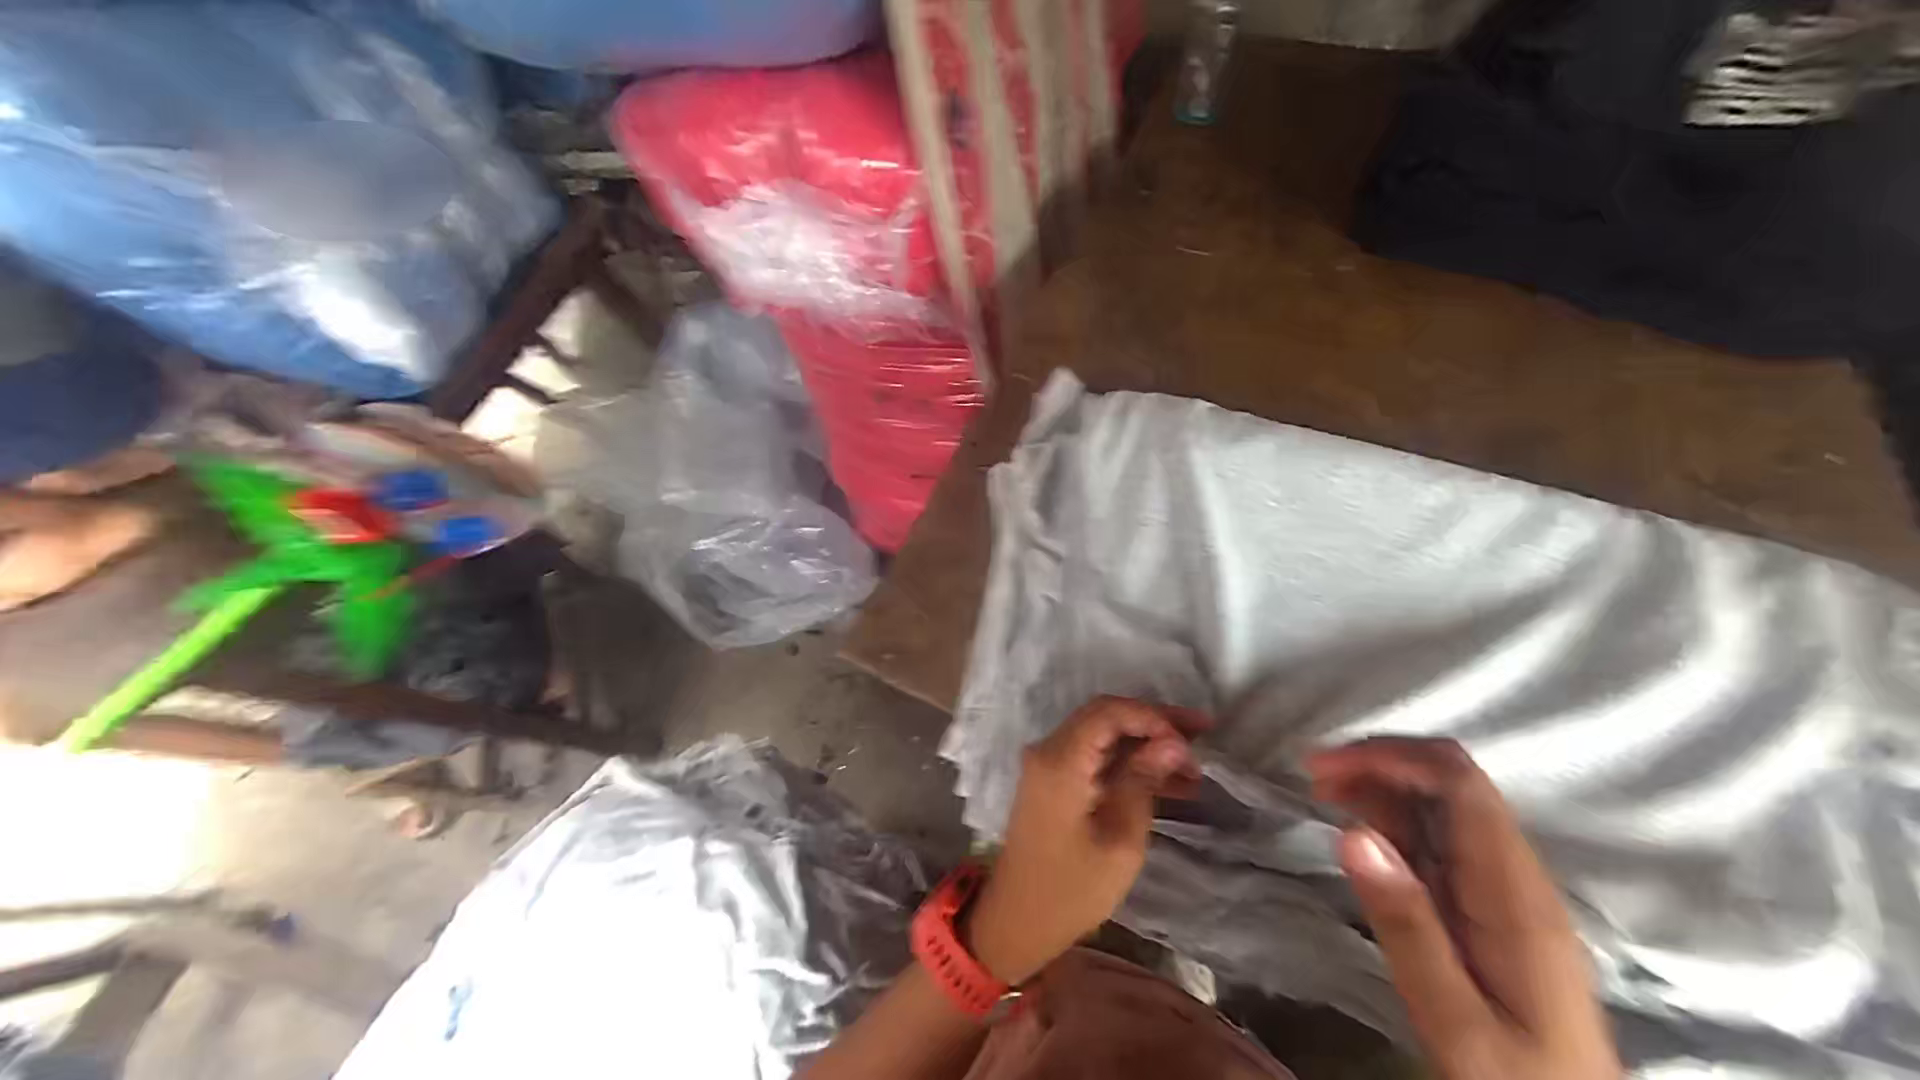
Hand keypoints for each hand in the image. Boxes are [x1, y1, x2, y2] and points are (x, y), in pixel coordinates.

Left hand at [964, 696, 1209, 984]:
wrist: (1018, 920)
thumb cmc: (1072, 889)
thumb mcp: (1121, 840)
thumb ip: (1143, 781)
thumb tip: (1172, 742)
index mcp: (1060, 760)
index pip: (1108, 712)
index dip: (1153, 716)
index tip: (1192, 739)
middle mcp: (1048, 751)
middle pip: (1105, 717)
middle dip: (1154, 723)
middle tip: (1203, 734)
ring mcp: (1048, 765)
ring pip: (1102, 736)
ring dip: (1144, 744)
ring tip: (1194, 767)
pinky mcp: (1053, 782)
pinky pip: (1094, 757)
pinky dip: (1127, 763)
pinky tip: (1169, 782)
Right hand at [1308, 737, 1620, 1079]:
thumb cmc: (1515, 1079)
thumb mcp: (1455, 1022)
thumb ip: (1406, 928)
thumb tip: (1352, 833)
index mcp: (1515, 894)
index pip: (1458, 782)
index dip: (1390, 756)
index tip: (1324, 770)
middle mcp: (1517, 875)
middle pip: (1450, 779)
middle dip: (1378, 762)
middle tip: (1313, 779)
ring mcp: (1506, 885)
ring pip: (1441, 800)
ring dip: (1379, 783)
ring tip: (1322, 794)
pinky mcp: (1491, 901)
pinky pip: (1438, 833)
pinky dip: (1390, 814)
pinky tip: (1356, 827)